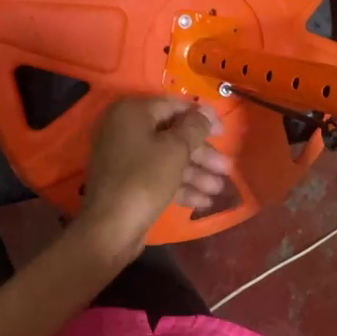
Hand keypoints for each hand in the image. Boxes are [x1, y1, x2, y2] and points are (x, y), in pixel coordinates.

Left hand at [77, 96, 231, 259]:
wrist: (110, 229)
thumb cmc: (144, 180)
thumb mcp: (175, 150)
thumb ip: (194, 127)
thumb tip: (206, 111)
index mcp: (132, 113)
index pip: (173, 106)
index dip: (201, 118)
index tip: (224, 131)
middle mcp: (125, 131)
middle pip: (172, 136)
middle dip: (202, 154)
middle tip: (226, 167)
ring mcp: (126, 160)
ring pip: (168, 160)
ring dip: (196, 173)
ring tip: (219, 188)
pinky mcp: (130, 185)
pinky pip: (159, 178)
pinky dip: (180, 187)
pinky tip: (204, 201)